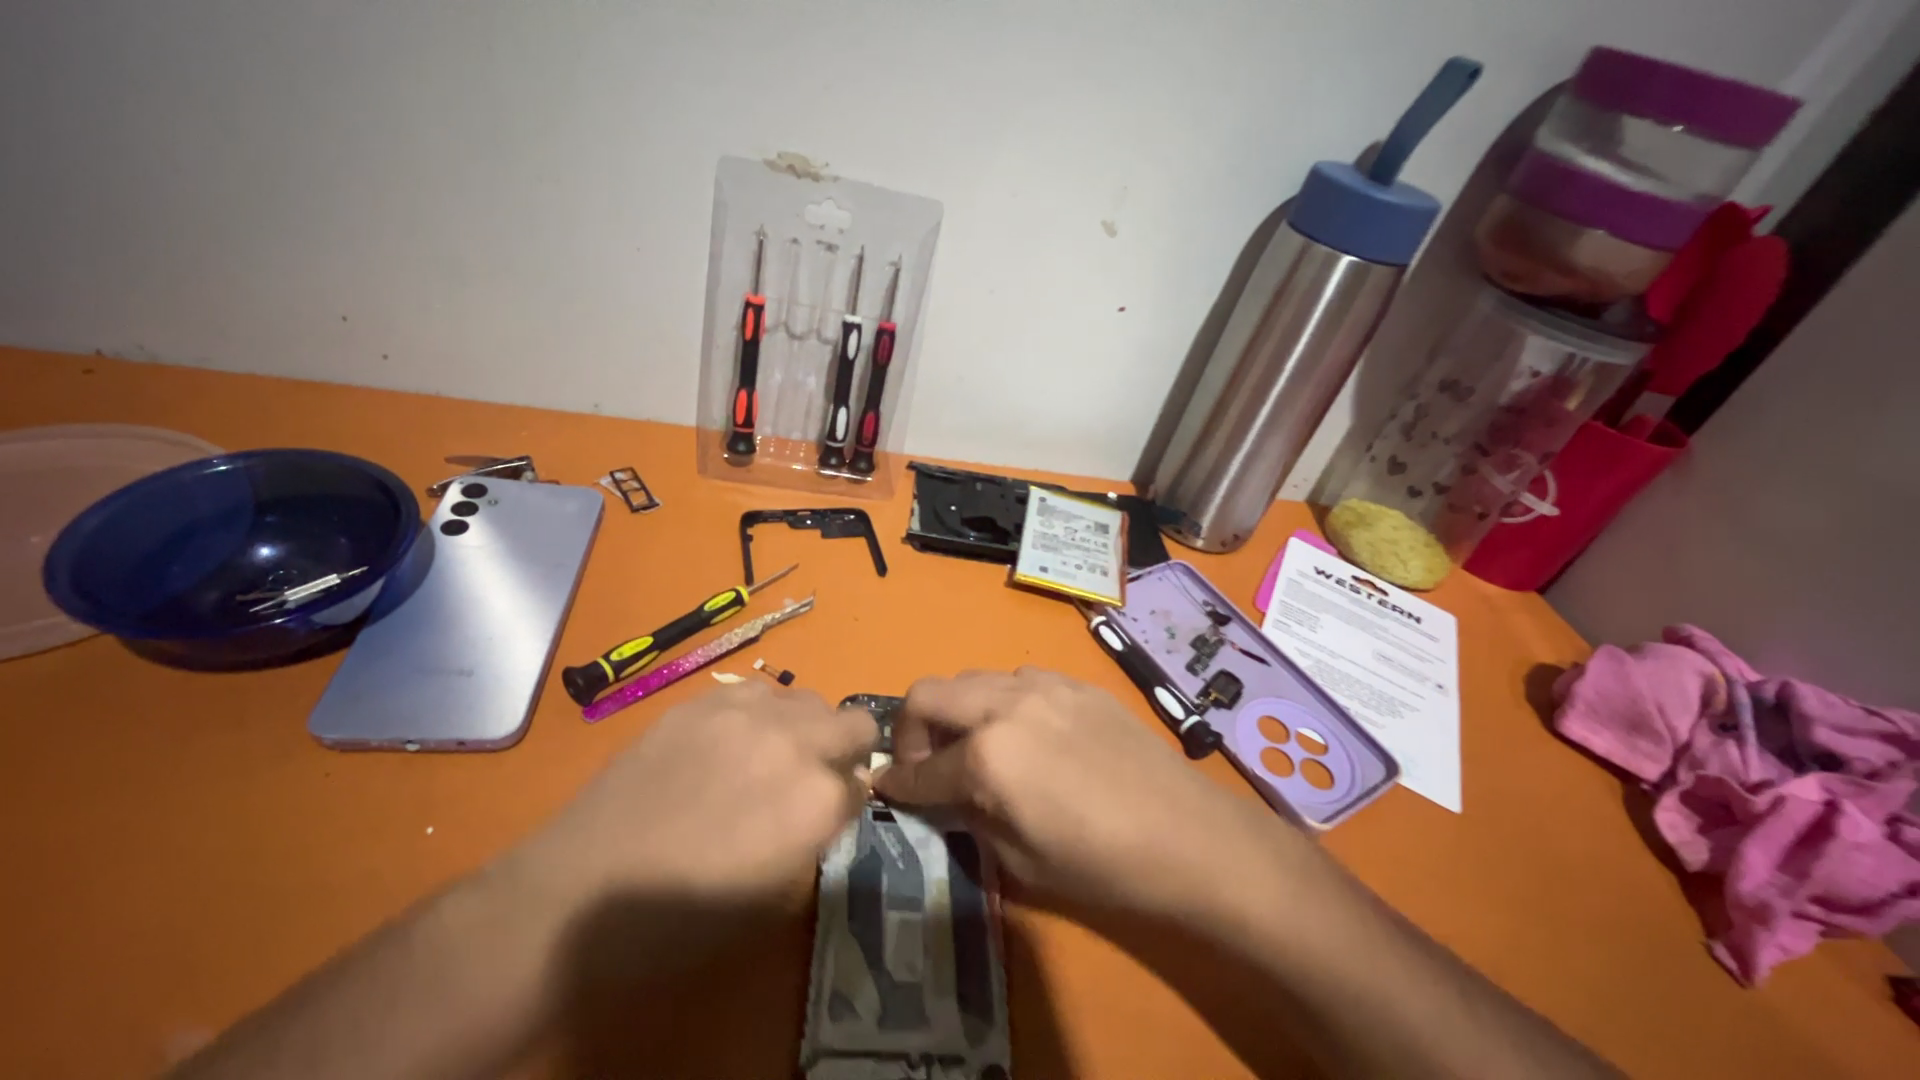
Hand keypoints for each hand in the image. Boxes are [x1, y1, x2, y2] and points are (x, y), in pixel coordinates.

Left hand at [524, 683, 876, 904]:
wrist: (581, 893)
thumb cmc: (681, 921)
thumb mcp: (772, 895)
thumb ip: (815, 835)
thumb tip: (829, 802)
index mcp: (817, 800)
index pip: (863, 784)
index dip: (846, 804)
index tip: (826, 818)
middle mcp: (794, 743)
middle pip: (854, 723)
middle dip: (843, 752)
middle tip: (810, 782)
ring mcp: (744, 715)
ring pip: (806, 699)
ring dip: (804, 727)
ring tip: (767, 759)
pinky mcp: (698, 703)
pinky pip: (754, 693)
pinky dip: (758, 715)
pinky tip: (726, 746)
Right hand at [873, 668, 1281, 917]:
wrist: (1191, 838)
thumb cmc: (1102, 866)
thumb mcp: (1018, 859)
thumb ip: (968, 815)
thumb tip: (942, 794)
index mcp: (987, 755)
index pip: (919, 768)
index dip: (896, 783)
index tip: (885, 790)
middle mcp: (1006, 705)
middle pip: (929, 693)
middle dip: (912, 729)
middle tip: (927, 765)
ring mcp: (1045, 686)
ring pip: (973, 679)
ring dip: (959, 711)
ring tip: (978, 748)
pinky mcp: (1077, 684)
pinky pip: (1019, 678)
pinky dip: (1002, 702)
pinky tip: (1027, 735)